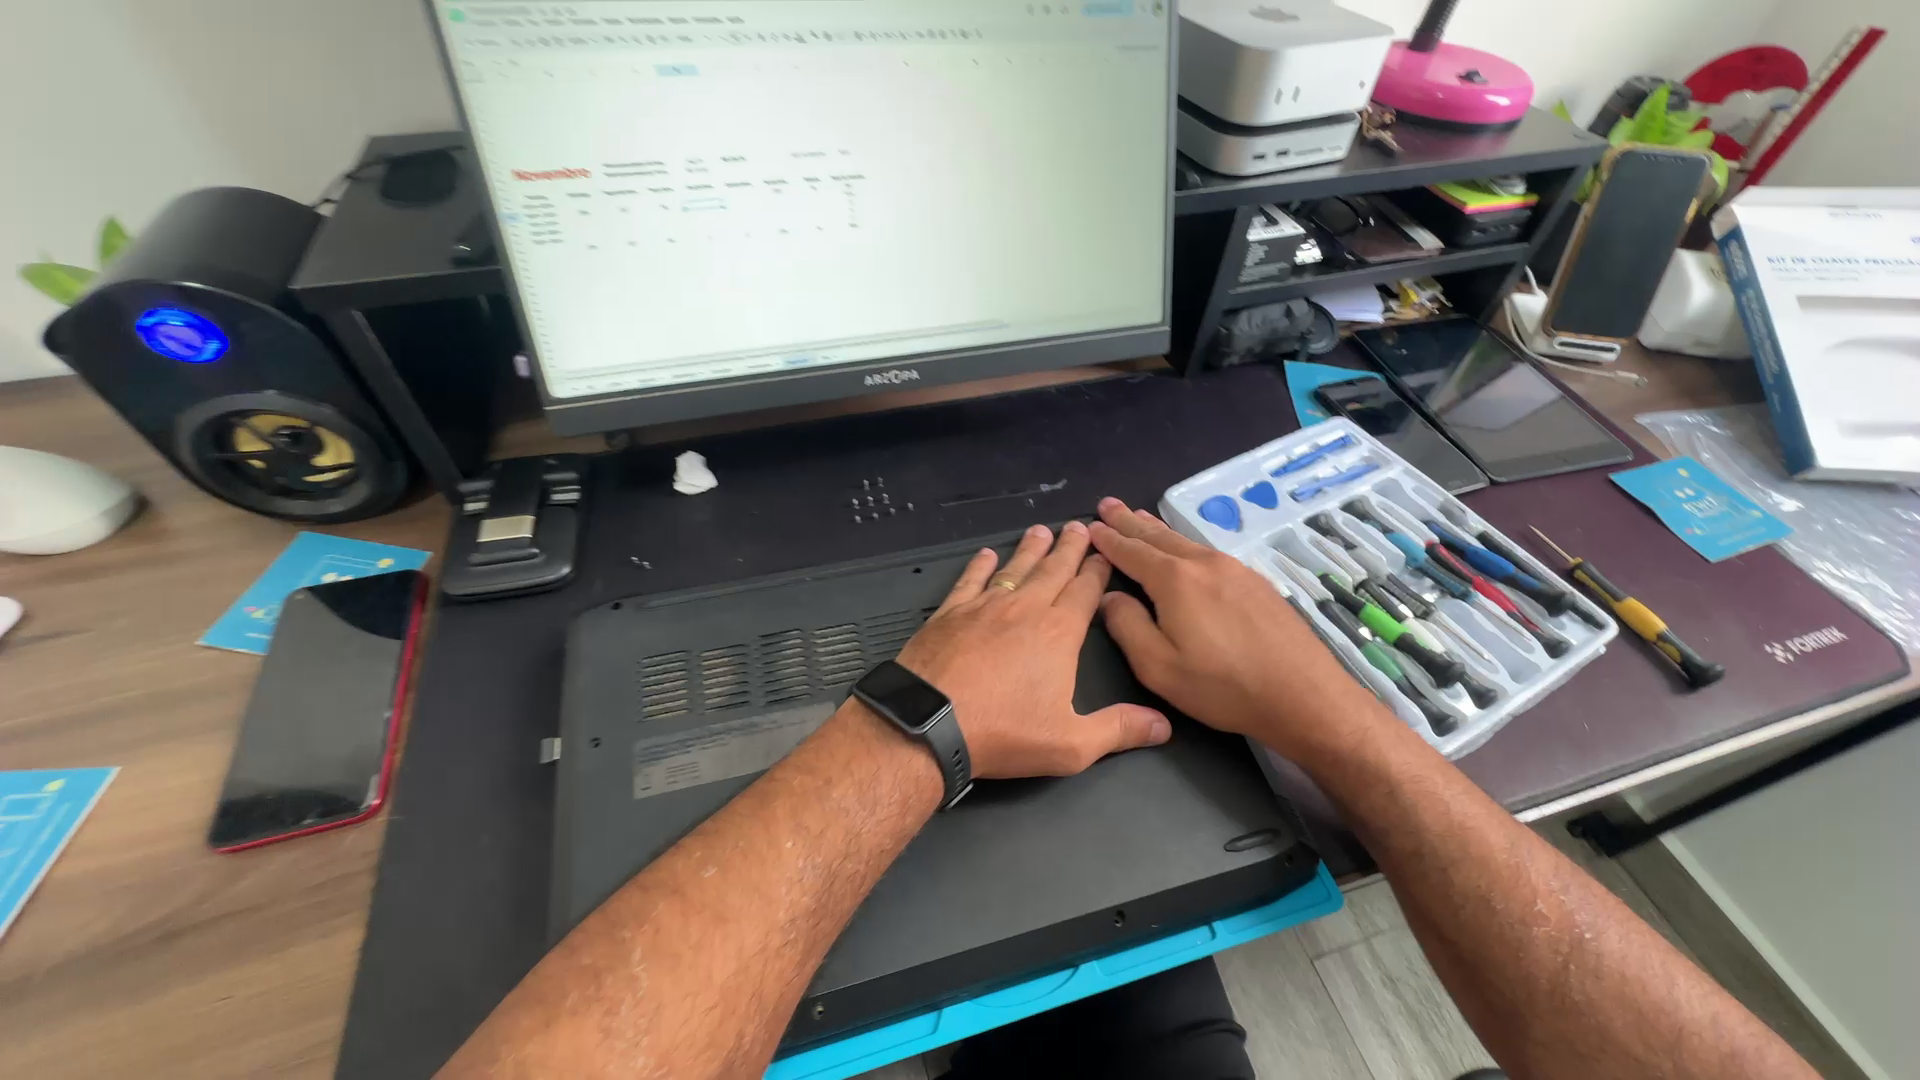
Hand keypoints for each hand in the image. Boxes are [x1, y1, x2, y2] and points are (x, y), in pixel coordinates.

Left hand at [894, 522, 1171, 778]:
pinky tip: (984, 556)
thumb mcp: (1071, 744)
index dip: (1098, 570)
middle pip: (1053, 570)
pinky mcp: (949, 612)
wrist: (928, 722)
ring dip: (1030, 549)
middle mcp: (1024, 608)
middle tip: (1078, 525)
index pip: (1085, 591)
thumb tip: (1163, 726)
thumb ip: (1118, 730)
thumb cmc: (1003, 731)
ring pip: (1014, 568)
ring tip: (1041, 530)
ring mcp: (984, 606)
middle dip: (1069, 547)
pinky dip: (979, 566)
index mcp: (1059, 633)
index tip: (1106, 553)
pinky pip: (970, 580)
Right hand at [1087, 497, 1394, 761]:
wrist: (1303, 695)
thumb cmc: (1222, 686)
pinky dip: (1183, 545)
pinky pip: (1207, 553)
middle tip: (1108, 505)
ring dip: (1156, 529)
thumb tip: (1109, 597)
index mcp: (1174, 580)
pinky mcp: (1256, 583)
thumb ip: (1126, 626)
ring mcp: (1235, 569)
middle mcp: (1204, 563)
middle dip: (1129, 521)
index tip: (1090, 527)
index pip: (1131, 551)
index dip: (1108, 539)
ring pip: (1185, 542)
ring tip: (1139, 517)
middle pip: (1158, 536)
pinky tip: (1183, 549)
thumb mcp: (1157, 666)